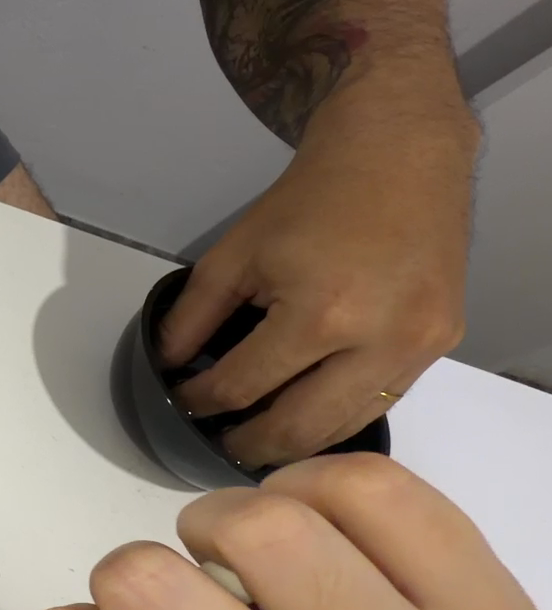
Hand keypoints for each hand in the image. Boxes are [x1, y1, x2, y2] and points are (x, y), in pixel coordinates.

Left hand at [161, 119, 473, 468]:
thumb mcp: (227, 261)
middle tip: (215, 445)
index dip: (200, 402)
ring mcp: (420, 347)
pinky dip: (336, 418)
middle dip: (250, 444)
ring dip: (296, 443)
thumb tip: (169, 367)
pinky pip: (381, 400)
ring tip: (252, 442)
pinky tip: (300, 416)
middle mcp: (380, 342)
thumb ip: (189, 321)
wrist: (398, 163)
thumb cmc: (305, 207)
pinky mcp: (440, 343)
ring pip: (347, 424)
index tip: (180, 402)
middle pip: (302, 425)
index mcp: (321, 317)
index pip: (242, 387)